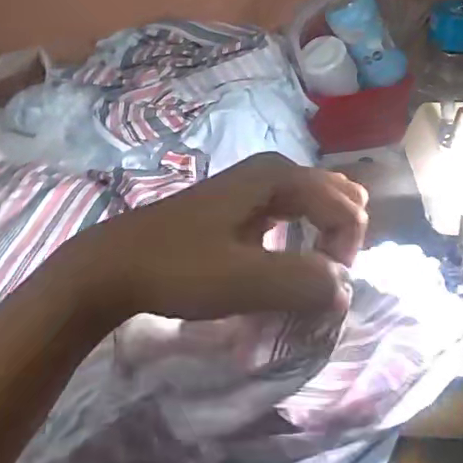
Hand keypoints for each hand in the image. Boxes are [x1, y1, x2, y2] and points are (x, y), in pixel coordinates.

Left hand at [45, 152, 368, 323]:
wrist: (115, 266)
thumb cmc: (180, 269)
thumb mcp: (245, 281)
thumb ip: (304, 283)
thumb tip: (344, 289)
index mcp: (280, 175)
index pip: (347, 209)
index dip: (345, 253)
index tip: (320, 292)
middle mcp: (273, 170)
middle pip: (338, 200)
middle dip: (339, 242)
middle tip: (317, 284)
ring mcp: (255, 184)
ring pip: (316, 207)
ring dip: (322, 243)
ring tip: (306, 282)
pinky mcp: (241, 204)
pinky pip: (292, 216)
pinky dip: (301, 241)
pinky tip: (284, 266)